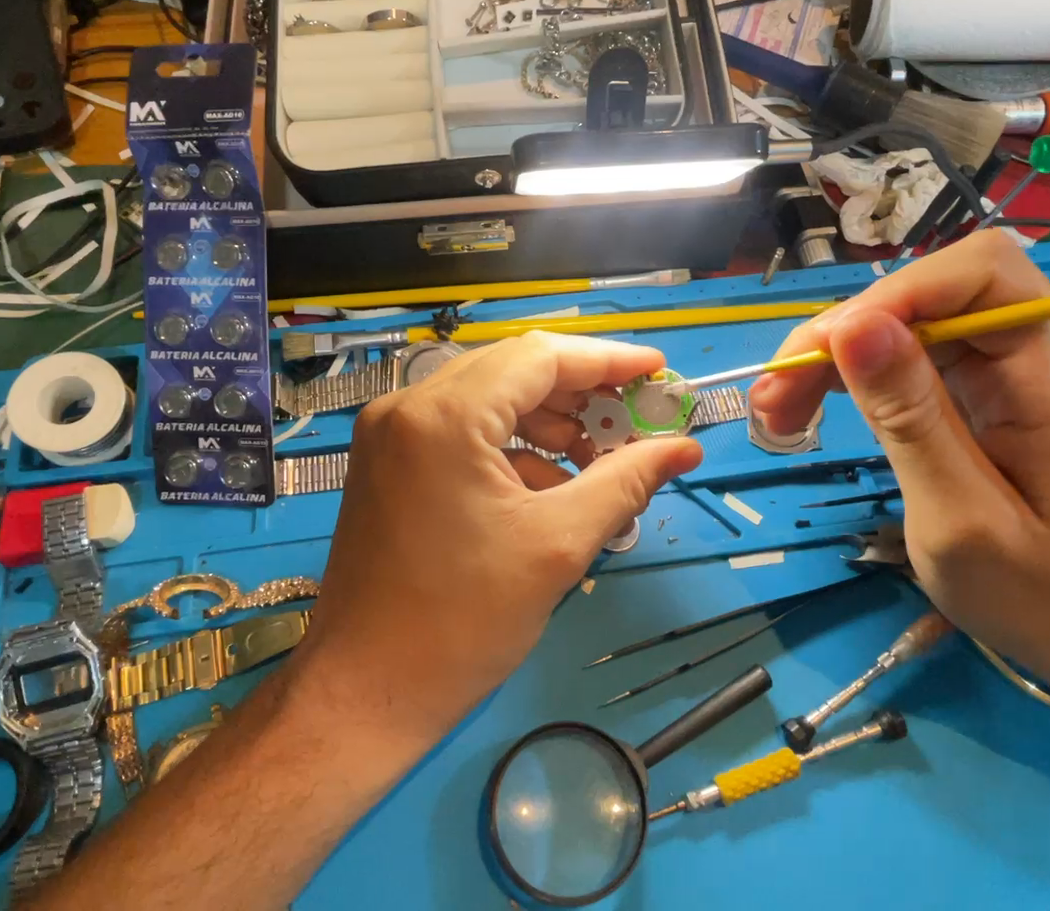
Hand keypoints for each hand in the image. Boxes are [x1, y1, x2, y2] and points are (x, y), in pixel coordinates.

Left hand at [298, 332, 704, 740]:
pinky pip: (462, 433)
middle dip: (581, 392)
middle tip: (636, 419)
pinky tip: (551, 485)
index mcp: (444, 416)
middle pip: (512, 371)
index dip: (607, 360)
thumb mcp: (557, 545)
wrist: (365, 692)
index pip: (539, 356)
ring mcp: (390, 435)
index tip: (658, 372)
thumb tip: (684, 448)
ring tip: (601, 458)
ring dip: (549, 421)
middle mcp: (408, 407)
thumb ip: (624, 482)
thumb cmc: (461, 622)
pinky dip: (512, 448)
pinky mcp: (387, 463)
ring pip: (488, 400)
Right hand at [748, 231, 1049, 697]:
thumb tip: (853, 326)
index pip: (984, 273)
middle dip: (844, 332)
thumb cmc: (1035, 595)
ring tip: (777, 411)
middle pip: (931, 296)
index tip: (825, 351)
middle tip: (775, 396)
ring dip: (835, 356)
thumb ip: (909, 418)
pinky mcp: (982, 395)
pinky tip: (812, 408)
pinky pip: (910, 359)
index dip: (897, 293)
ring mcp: (1007, 374)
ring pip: (908, 324)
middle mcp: (1033, 358)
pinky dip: (854, 378)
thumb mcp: (959, 517)